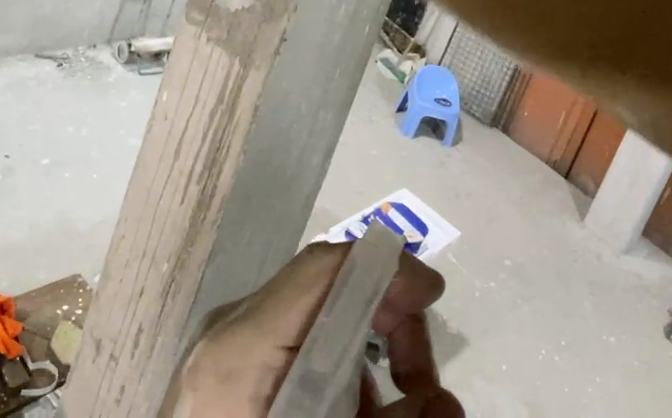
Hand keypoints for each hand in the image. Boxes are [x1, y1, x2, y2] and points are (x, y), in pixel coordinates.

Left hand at [166, 241, 463, 417]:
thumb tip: (445, 404)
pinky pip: (298, 342)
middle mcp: (230, 330)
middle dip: (390, 322)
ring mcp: (226, 345)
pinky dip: (339, 369)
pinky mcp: (229, 365)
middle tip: (423, 382)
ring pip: (318, 315)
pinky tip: (357, 410)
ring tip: (403, 404)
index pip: (323, 268)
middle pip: (329, 287)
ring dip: (370, 353)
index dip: (388, 270)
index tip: (432, 298)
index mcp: (241, 347)